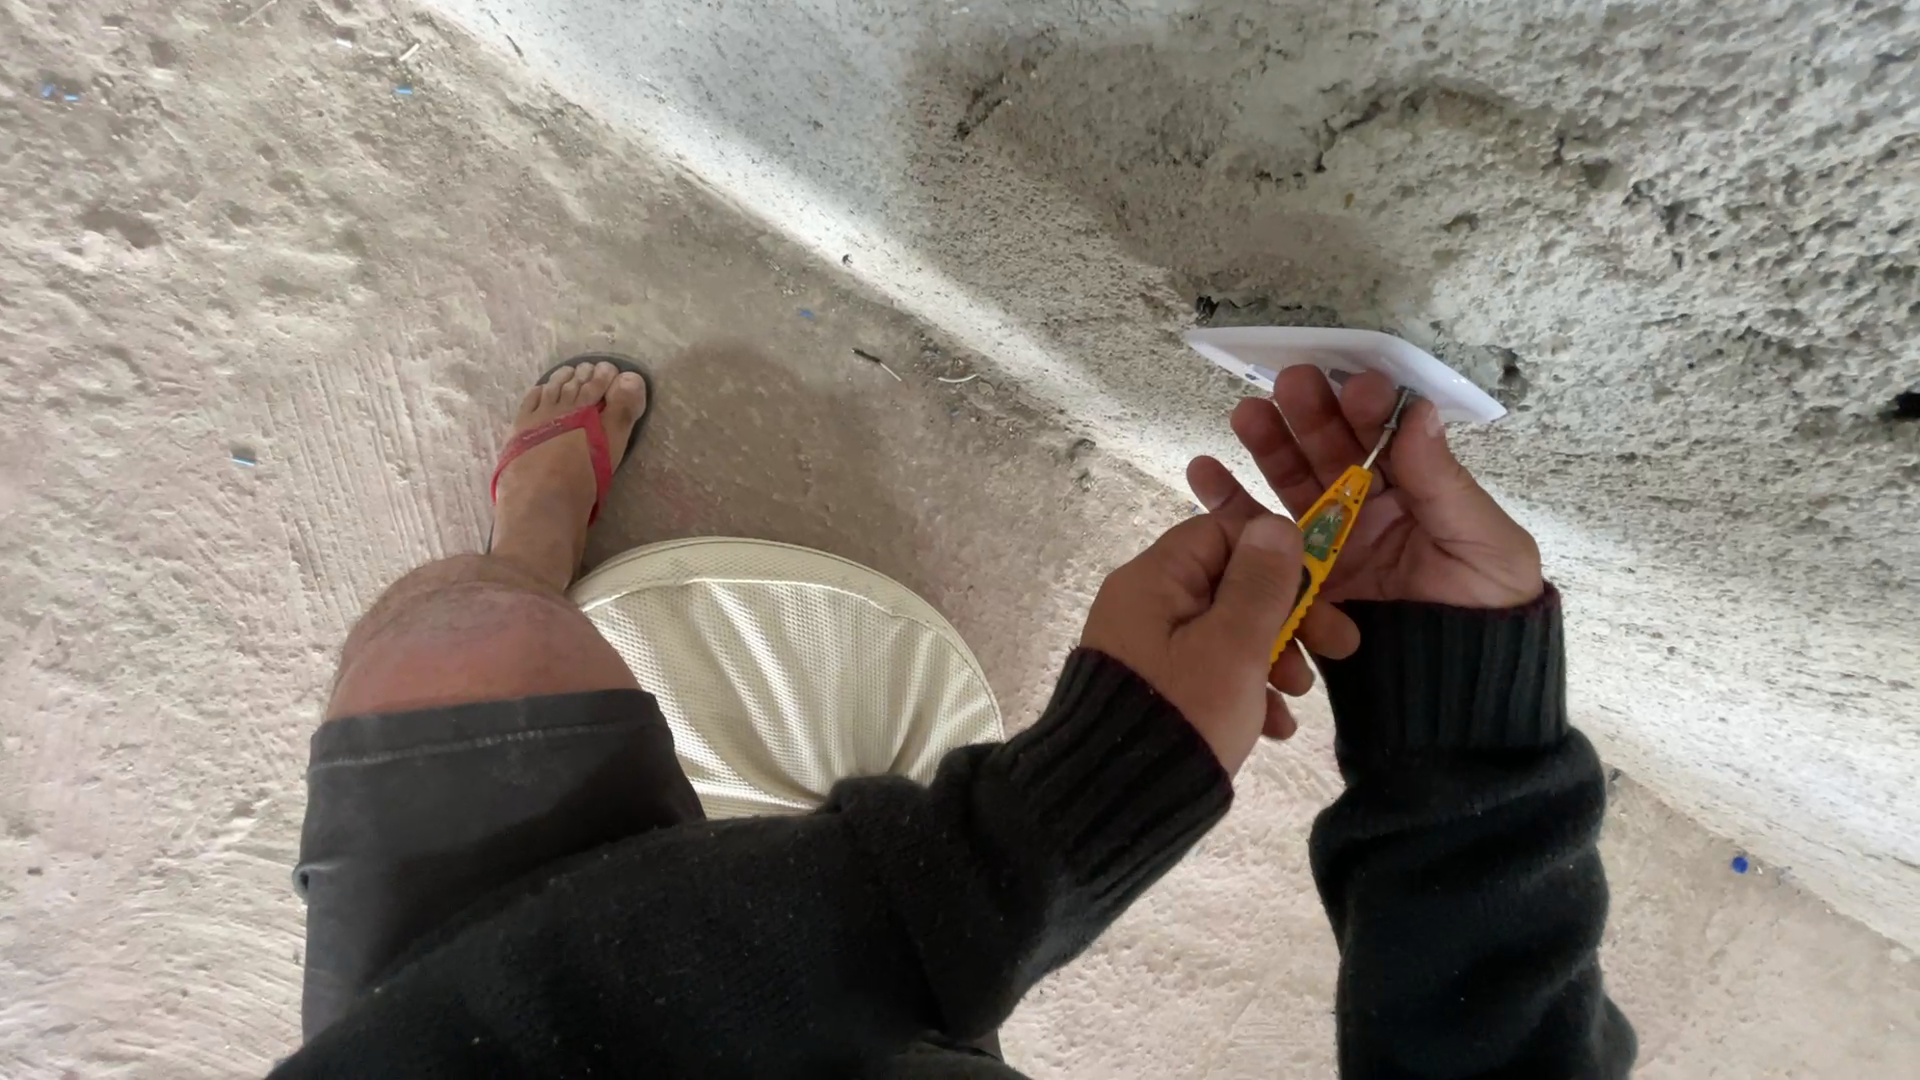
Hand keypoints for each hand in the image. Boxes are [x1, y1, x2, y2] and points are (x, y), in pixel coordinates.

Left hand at [1080, 512, 1306, 773]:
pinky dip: (1243, 690)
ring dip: (1271, 658)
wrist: (1117, 799)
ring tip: (1298, 696)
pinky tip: (1273, 727)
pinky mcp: (1156, 685)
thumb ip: (1260, 584)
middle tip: (1338, 647)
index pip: (1218, 536)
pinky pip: (1206, 670)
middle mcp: (1144, 605)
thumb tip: (1274, 524)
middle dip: (1287, 616)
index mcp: (1153, 580)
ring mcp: (1148, 647)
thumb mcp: (1233, 646)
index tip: (1318, 589)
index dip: (1273, 555)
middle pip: (1227, 586)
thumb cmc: (1183, 712)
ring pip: (1224, 632)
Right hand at [1188, 367, 1543, 656]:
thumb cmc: (1484, 608)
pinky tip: (1203, 470)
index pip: (1386, 438)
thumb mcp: (1486, 543)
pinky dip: (1225, 500)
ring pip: (1287, 479)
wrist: (1447, 684)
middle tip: (1290, 382)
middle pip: (1329, 449)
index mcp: (1414, 490)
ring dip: (1264, 444)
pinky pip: (1253, 529)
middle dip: (1310, 413)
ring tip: (1244, 414)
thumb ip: (1445, 483)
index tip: (1359, 387)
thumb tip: (1421, 414)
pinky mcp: (1290, 568)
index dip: (1371, 411)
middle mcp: (1363, 504)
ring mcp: (1323, 535)